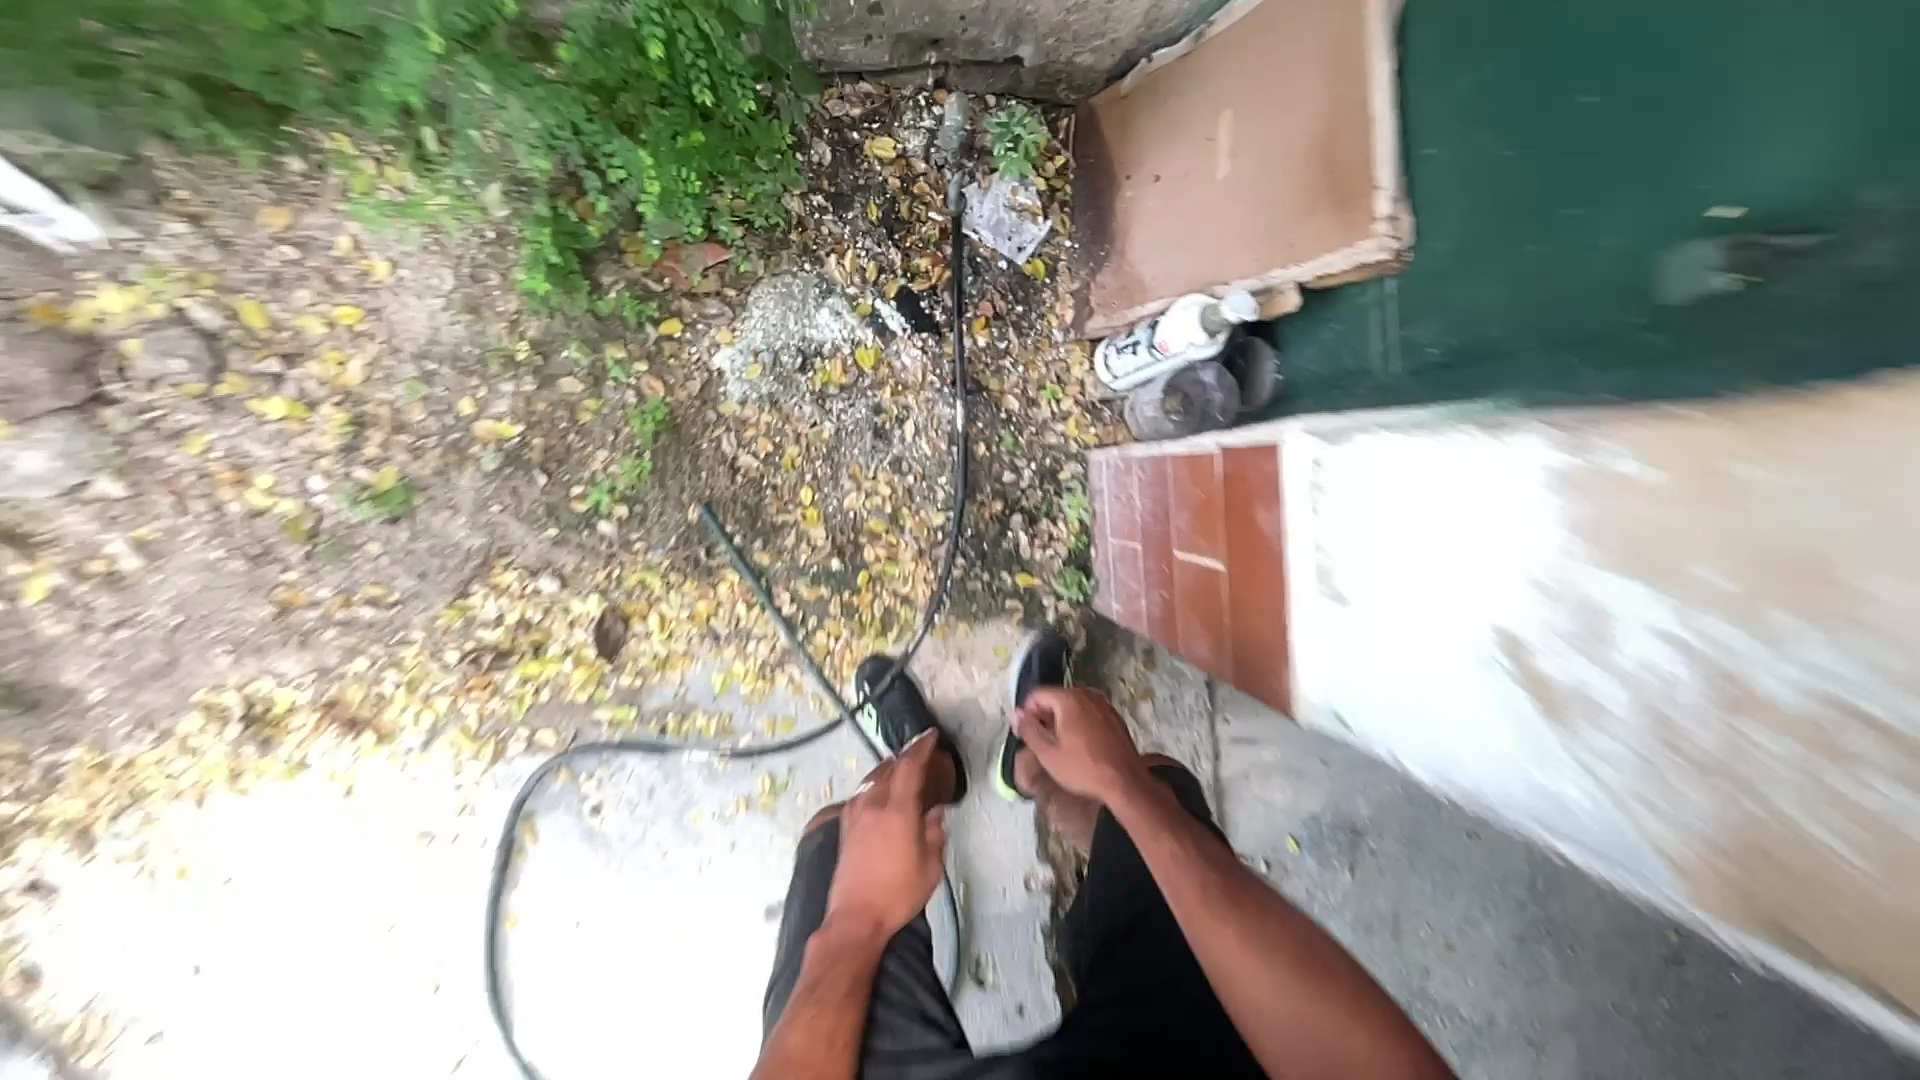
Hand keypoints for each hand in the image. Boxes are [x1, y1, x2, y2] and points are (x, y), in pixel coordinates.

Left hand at [824, 730, 948, 938]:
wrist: (855, 917)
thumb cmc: (898, 894)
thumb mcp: (930, 867)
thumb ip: (934, 833)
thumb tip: (934, 813)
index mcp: (897, 811)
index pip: (908, 766)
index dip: (921, 747)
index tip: (931, 737)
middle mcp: (872, 805)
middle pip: (888, 767)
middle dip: (906, 757)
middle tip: (922, 756)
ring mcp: (854, 814)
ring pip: (873, 778)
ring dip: (889, 770)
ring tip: (904, 772)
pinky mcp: (844, 826)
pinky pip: (863, 793)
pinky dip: (876, 785)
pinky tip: (883, 794)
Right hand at [1013, 686, 1149, 804]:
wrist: (1125, 782)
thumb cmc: (1083, 768)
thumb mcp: (1048, 753)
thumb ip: (1028, 730)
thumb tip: (1016, 714)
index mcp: (1069, 699)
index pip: (1036, 694)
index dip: (1026, 713)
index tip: (1026, 733)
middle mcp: (1087, 694)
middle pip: (1055, 698)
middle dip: (1044, 716)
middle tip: (1041, 742)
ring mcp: (1104, 705)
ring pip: (1072, 705)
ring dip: (1061, 720)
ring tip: (1060, 746)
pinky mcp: (1114, 717)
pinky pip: (1088, 713)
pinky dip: (1079, 723)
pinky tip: (1080, 746)